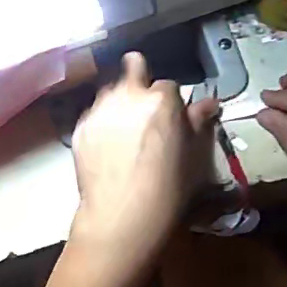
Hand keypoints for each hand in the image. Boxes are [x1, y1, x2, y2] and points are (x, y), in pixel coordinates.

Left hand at [70, 52, 218, 276]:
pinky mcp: (79, 128)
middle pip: (133, 70)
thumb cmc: (166, 189)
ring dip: (118, 102)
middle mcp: (127, 95)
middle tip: (143, 111)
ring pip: (110, 91)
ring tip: (124, 132)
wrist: (121, 216)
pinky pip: (93, 115)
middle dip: (139, 83)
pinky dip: (101, 124)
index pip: (169, 85)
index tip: (171, 118)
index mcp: (161, 99)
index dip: (170, 102)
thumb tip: (207, 104)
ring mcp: (99, 110)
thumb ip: (198, 122)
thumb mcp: (193, 156)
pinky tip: (108, 148)